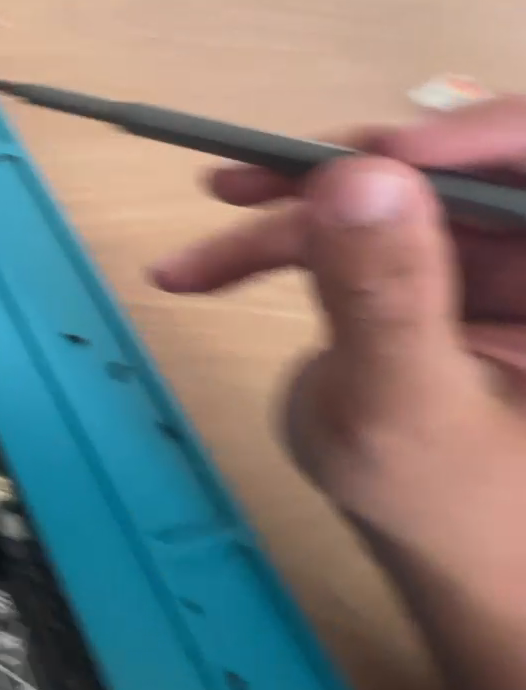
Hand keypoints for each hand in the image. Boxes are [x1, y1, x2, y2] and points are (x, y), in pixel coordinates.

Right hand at [150, 97, 525, 581]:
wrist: (439, 550)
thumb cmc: (447, 503)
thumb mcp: (402, 401)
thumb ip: (386, 292)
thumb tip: (358, 174)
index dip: (489, 139)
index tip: (380, 156)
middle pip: (461, 173)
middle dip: (341, 180)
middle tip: (241, 189)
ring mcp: (502, 264)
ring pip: (385, 200)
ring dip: (278, 222)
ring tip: (194, 257)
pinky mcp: (438, 274)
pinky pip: (350, 232)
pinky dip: (269, 246)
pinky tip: (202, 272)